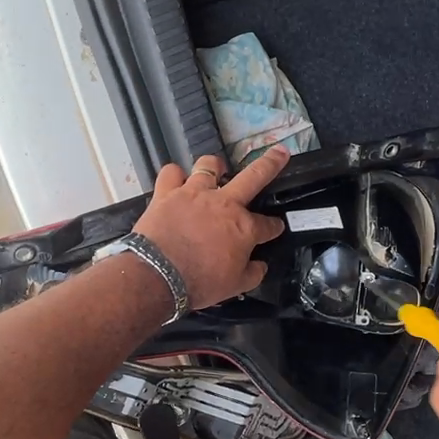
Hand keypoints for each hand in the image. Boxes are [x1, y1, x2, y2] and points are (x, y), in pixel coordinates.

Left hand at [134, 149, 289, 308]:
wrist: (158, 275)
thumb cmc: (200, 283)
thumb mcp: (235, 286)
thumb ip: (253, 273)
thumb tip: (260, 265)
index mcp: (245, 228)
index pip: (268, 225)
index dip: (274, 227)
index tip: (275, 228)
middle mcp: (224, 203)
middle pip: (255, 176)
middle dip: (271, 164)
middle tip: (280, 152)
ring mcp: (195, 194)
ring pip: (209, 166)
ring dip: (215, 166)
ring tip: (217, 168)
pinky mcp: (167, 193)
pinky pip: (172, 172)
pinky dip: (175, 175)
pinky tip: (177, 181)